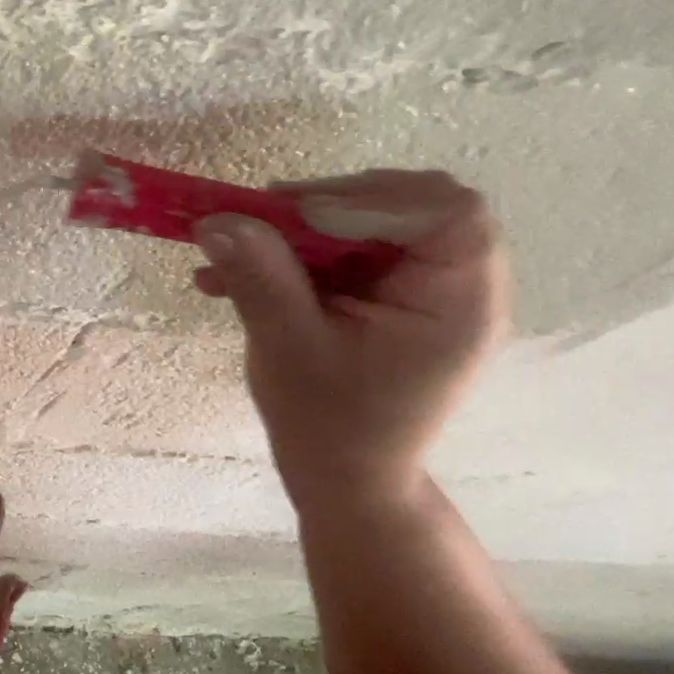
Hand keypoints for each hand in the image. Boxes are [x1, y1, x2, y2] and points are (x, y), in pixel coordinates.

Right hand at [191, 170, 508, 507]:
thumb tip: (217, 219)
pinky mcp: (385, 298)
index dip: (372, 198)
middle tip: (259, 225)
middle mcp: (452, 286)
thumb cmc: (328, 422)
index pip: (446, 210)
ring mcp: (418, 291)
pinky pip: (343, 253)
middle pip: (403, 207)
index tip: (296, 216)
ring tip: (234, 252)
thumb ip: (260, 278)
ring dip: (294, 232)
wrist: (342, 476)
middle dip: (323, 209)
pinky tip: (231, 277)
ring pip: (364, 225)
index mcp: (456, 300)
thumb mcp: (287, 346)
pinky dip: (289, 255)